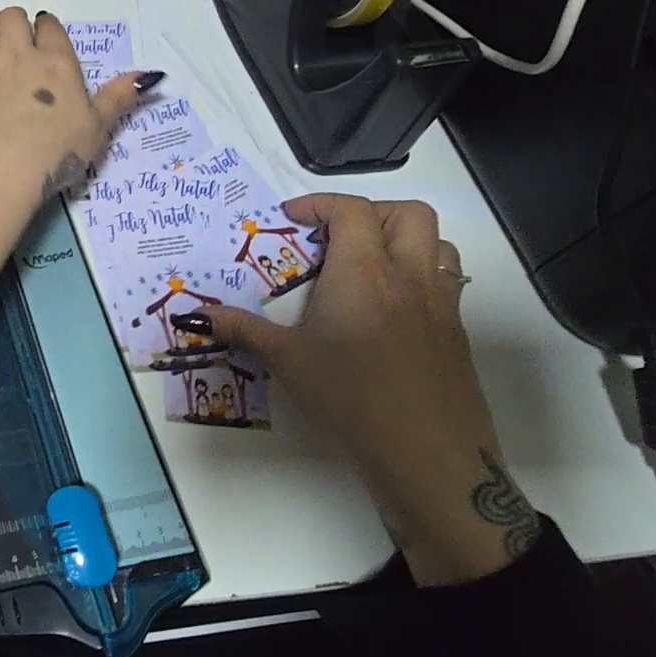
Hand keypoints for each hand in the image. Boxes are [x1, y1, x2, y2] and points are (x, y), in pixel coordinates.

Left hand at [0, 0, 149, 201]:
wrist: (1, 168)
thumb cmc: (55, 153)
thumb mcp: (98, 128)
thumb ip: (118, 98)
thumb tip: (150, 75)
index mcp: (57, 64)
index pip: (51, 29)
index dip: (46, 24)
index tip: (43, 26)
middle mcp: (19, 56)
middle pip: (13, 19)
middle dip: (13, 17)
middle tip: (12, 24)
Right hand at [199, 194, 541, 585]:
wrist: (426, 452)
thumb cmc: (349, 395)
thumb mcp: (285, 360)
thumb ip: (242, 329)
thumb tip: (200, 316)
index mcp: (362, 273)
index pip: (352, 211)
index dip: (320, 204)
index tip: (293, 219)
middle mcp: (408, 277)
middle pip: (407, 214)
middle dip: (370, 212)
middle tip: (335, 236)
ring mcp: (440, 303)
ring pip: (436, 243)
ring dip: (402, 239)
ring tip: (366, 264)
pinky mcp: (456, 331)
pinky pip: (445, 280)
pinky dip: (418, 273)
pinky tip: (387, 307)